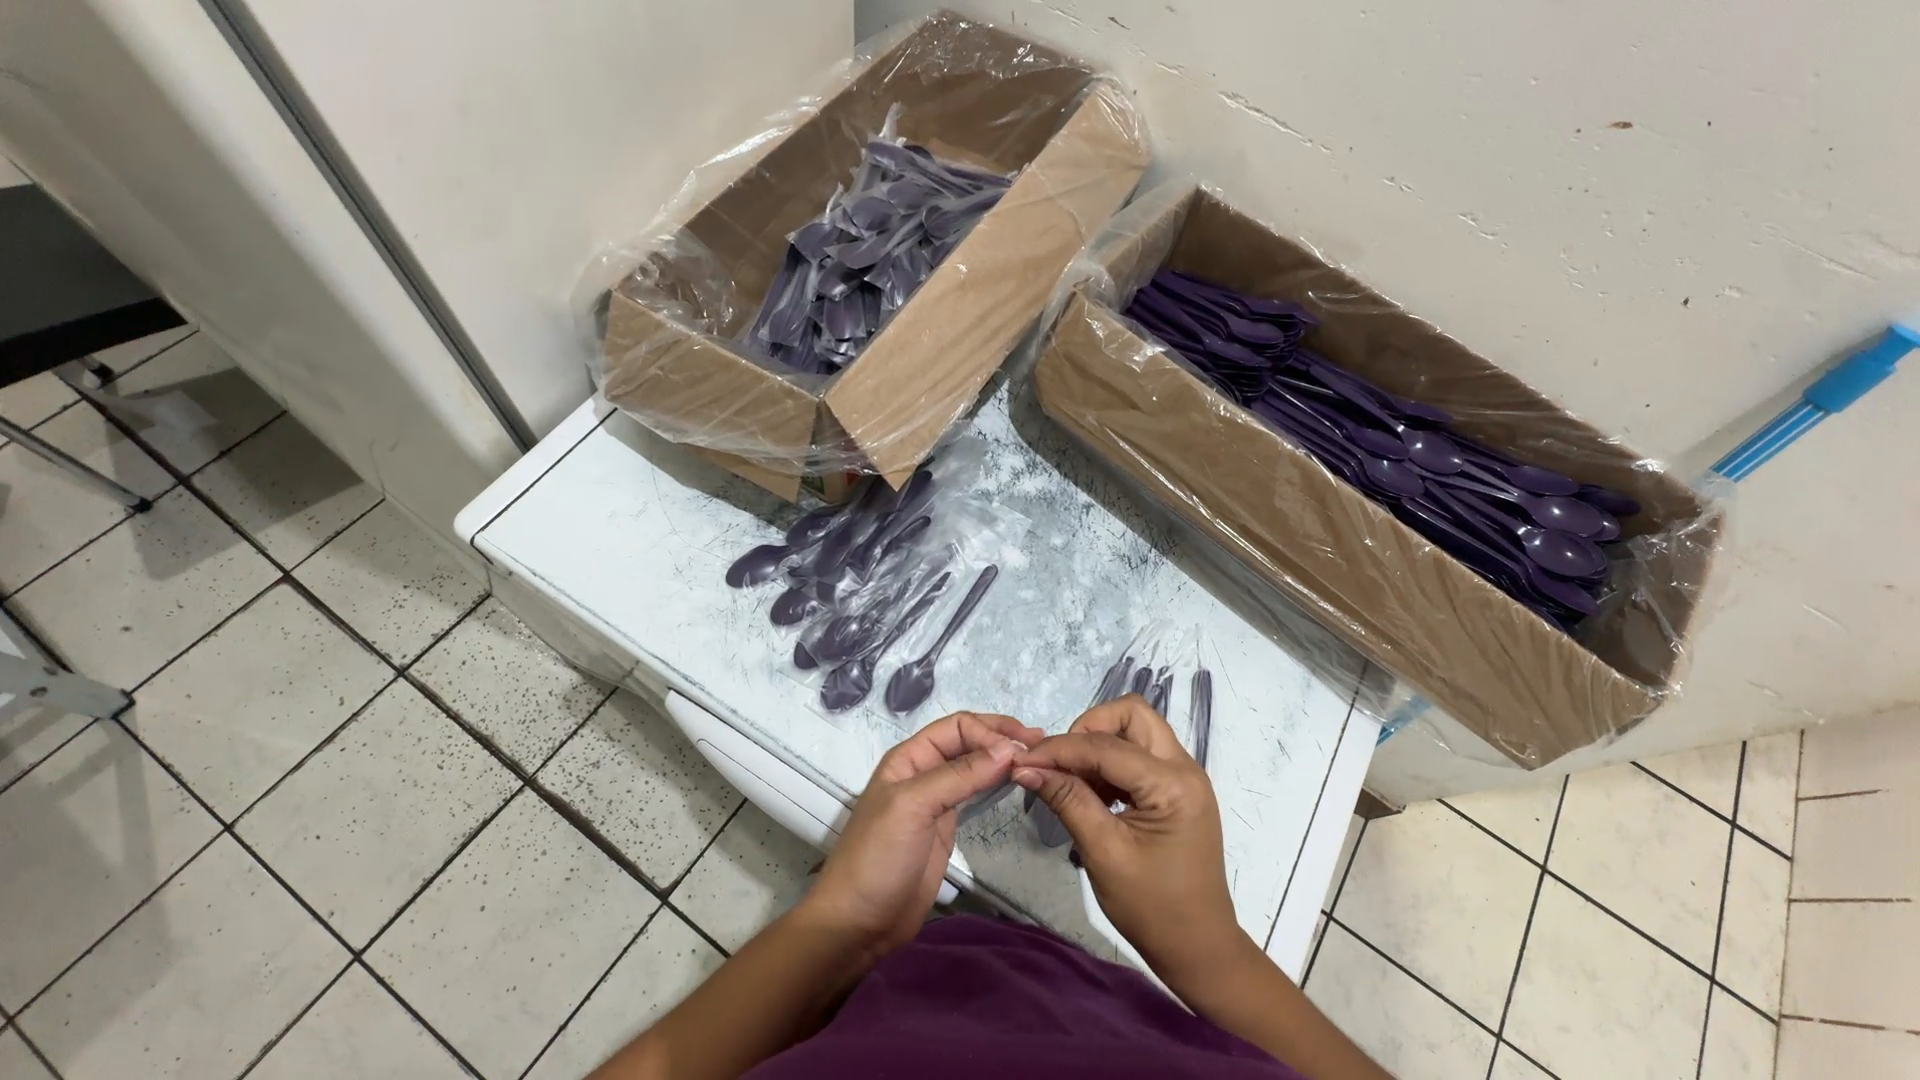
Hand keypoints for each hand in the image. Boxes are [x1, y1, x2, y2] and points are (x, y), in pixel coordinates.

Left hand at [803, 712, 1042, 958]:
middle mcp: (923, 772)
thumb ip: (958, 776)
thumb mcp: (913, 807)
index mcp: (908, 758)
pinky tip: (1014, 781)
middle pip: (967, 741)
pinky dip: (996, 783)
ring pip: (974, 766)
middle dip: (1000, 737)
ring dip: (1001, 758)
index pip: (956, 727)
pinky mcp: (946, 827)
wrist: (860, 921)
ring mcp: (936, 800)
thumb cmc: (878, 857)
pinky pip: (975, 793)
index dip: (989, 731)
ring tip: (1036, 757)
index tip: (1021, 750)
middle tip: (1041, 743)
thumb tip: (1007, 749)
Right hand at [1011, 695, 1252, 987]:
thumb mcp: (1103, 852)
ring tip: (1071, 782)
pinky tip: (1090, 794)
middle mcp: (1185, 768)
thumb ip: (1067, 800)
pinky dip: (1111, 763)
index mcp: (1173, 784)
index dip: (1060, 748)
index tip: (1023, 761)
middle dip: (1089, 729)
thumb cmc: (1152, 907)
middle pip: (1132, 715)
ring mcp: (1184, 778)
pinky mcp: (1176, 791)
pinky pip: (1140, 755)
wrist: (1197, 947)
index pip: (1107, 746)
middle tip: (1060, 763)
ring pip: (1136, 731)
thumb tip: (1026, 767)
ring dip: (1099, 745)